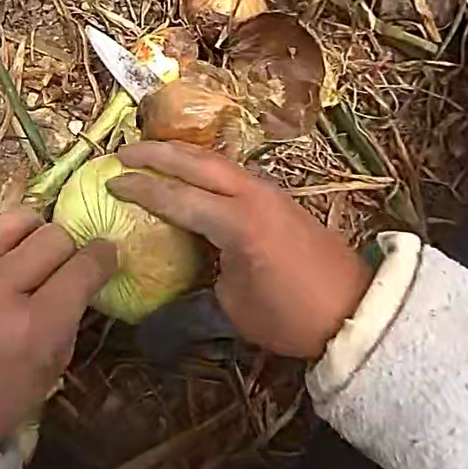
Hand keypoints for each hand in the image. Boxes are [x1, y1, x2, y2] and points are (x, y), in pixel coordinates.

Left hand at [0, 209, 117, 442]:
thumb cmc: (2, 390)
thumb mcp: (54, 362)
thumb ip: (75, 307)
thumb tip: (91, 263)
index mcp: (35, 327)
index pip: (84, 267)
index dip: (102, 257)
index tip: (106, 254)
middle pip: (56, 237)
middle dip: (66, 252)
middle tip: (58, 269)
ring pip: (23, 217)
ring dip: (33, 236)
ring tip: (27, 259)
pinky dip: (2, 237)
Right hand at [108, 141, 371, 358]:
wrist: (357, 309)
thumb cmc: (292, 315)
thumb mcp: (234, 306)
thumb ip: (199, 277)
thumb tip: (173, 267)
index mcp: (237, 223)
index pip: (175, 196)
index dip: (139, 188)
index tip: (110, 183)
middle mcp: (250, 195)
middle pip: (192, 162)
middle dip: (153, 153)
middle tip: (120, 153)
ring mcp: (265, 189)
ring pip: (212, 158)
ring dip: (177, 153)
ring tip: (146, 152)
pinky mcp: (274, 193)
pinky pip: (227, 167)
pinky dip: (198, 163)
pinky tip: (186, 170)